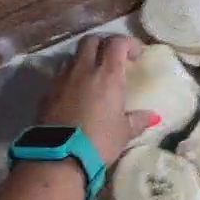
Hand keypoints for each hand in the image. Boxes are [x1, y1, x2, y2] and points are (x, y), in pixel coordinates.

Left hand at [38, 34, 154, 167]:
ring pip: (73, 56)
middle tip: (111, 58)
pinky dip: (69, 78)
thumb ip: (138, 120)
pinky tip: (74, 94)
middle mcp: (84, 70)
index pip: (117, 43)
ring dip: (83, 60)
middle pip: (91, 40)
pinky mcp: (46, 93)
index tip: (135, 54)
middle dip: (103, 44)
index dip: (128, 43)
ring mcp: (62, 79)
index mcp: (108, 75)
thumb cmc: (99, 142)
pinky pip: (59, 76)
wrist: (59, 158)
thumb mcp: (124, 133)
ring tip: (90, 75)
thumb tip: (153, 117)